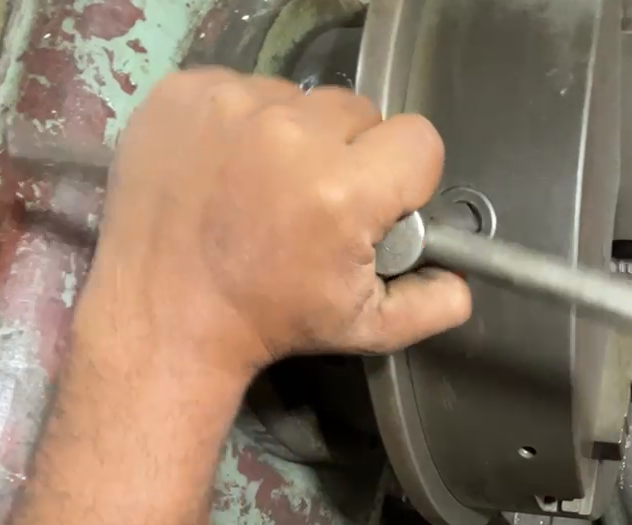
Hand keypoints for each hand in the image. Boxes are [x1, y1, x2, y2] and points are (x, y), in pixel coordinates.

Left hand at [77, 70, 471, 379]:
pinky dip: (250, 123)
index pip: (420, 141)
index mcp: (343, 192)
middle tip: (322, 205)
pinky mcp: (185, 90)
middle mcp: (289, 133)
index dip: (410, 178)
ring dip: (303, 137)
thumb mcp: (369, 329)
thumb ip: (433, 304)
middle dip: (356, 155)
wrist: (169, 310)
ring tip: (273, 188)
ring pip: (304, 97)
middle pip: (362, 112)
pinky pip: (247, 87)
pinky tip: (234, 169)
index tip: (381, 209)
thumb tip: (462, 277)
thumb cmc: (275, 320)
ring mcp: (230, 103)